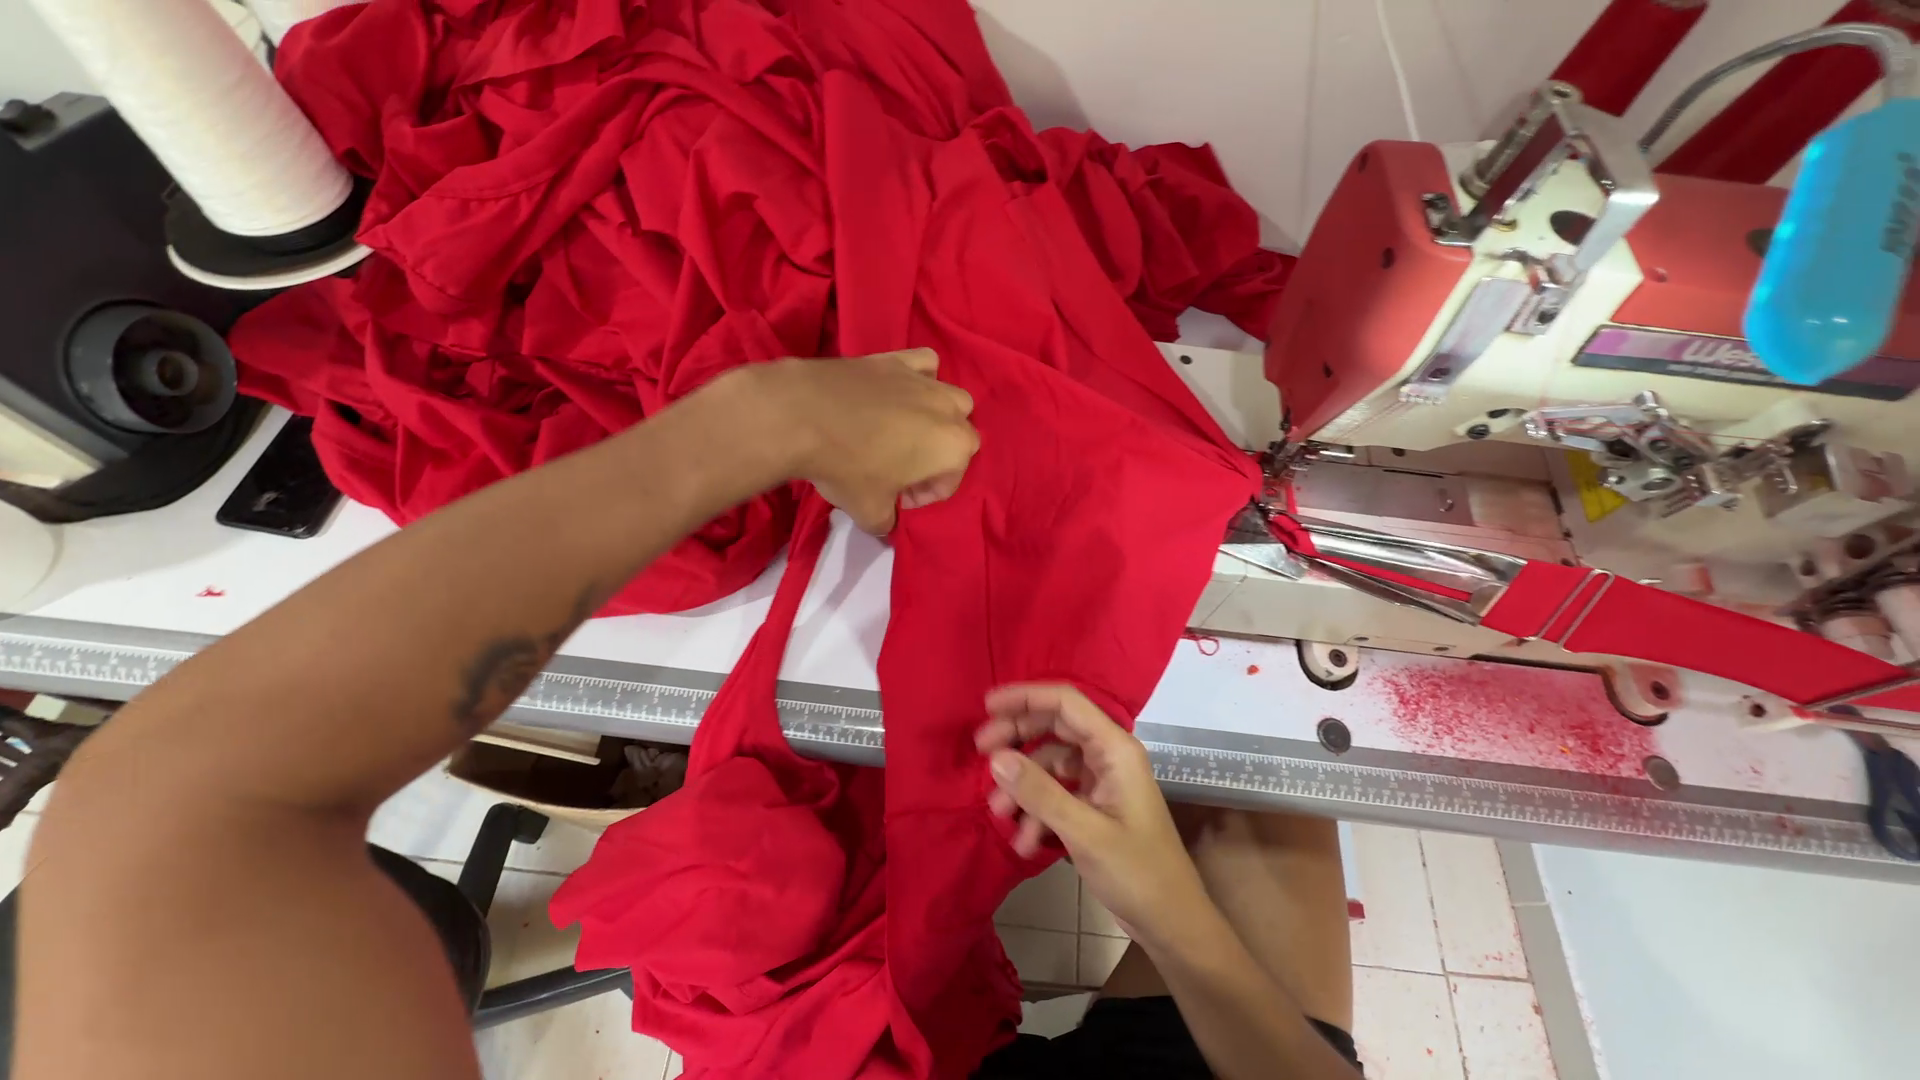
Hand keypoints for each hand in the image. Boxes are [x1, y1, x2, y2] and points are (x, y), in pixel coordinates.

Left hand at [733, 349, 977, 533]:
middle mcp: (949, 411)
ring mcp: (924, 381)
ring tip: (904, 431)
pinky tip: (898, 391)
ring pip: (950, 397)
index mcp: (953, 449)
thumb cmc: (847, 467)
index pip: (950, 480)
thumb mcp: (869, 512)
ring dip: (938, 416)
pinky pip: (925, 364)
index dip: (924, 496)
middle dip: (938, 455)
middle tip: (902, 469)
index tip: (896, 501)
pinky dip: (920, 376)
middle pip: (959, 436)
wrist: (804, 415)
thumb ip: (886, 522)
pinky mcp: (897, 359)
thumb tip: (885, 525)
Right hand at [975, 683, 1211, 944]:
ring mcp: (1102, 782)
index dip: (1025, 697)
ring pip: (1050, 765)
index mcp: (1115, 749)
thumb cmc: (1137, 872)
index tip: (987, 706)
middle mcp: (1108, 757)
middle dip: (1016, 739)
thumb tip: (997, 758)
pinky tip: (1025, 843)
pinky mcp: (1095, 807)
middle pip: (1054, 729)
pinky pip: (1057, 794)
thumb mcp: (1084, 831)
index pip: (1065, 703)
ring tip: (999, 815)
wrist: (1171, 922)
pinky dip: (1036, 812)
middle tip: (979, 753)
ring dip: (1022, 786)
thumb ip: (1039, 792)